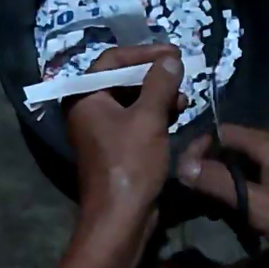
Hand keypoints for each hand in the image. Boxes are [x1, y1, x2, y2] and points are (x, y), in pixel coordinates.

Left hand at [65, 44, 185, 224]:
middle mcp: (87, 110)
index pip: (112, 60)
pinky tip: (177, 115)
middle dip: (154, 77)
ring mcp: (100, 130)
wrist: (120, 214)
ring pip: (131, 101)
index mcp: (84, 97)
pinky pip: (135, 121)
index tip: (174, 54)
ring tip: (184, 99)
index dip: (144, 53)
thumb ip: (160, 83)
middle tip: (182, 75)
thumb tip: (171, 60)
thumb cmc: (130, 162)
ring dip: (158, 96)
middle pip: (122, 80)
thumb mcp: (148, 117)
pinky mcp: (115, 147)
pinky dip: (155, 115)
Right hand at [179, 125, 268, 266]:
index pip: (224, 131)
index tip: (187, 173)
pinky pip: (262, 176)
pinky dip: (247, 189)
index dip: (201, 148)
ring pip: (248, 164)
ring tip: (218, 209)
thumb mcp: (258, 205)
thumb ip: (219, 184)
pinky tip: (243, 213)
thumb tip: (183, 166)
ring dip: (229, 183)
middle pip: (235, 147)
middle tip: (199, 196)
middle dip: (213, 169)